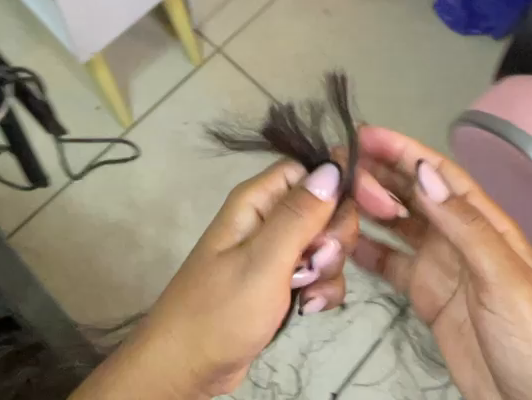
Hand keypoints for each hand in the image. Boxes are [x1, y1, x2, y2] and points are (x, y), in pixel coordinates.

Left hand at [72, 159, 358, 398]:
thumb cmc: (221, 309)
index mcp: (257, 200)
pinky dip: (322, 290)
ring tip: (305, 293)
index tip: (341, 220)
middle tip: (314, 265)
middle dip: (331, 239)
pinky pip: (318, 273)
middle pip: (322, 208)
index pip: (307, 171)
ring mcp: (274, 251)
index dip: (332, 189)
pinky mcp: (281, 280)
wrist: (190, 365)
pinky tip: (308, 308)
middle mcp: (267, 218)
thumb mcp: (264, 260)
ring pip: (323, 243)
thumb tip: (332, 167)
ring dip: (328, 270)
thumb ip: (299, 216)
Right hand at [351, 126, 531, 399]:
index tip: (362, 134)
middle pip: (413, 193)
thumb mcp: (506, 280)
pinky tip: (341, 240)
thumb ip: (465, 226)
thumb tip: (424, 171)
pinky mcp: (427, 297)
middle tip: (336, 166)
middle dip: (377, 173)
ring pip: (397, 224)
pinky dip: (366, 249)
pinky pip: (390, 263)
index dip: (401, 150)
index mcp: (485, 224)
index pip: (438, 173)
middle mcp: (459, 237)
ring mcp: (441, 266)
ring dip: (368, 207)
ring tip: (332, 197)